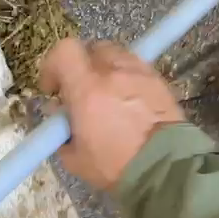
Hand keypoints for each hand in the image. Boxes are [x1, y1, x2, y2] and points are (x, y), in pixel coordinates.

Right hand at [38, 39, 185, 191]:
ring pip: (117, 56)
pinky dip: (128, 79)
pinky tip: (129, 102)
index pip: (64, 51)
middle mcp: (113, 72)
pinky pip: (137, 69)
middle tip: (81, 92)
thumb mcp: (76, 160)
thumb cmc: (116, 166)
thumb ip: (63, 135)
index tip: (53, 89)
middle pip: (92, 49)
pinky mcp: (159, 81)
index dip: (53, 66)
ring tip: (108, 96)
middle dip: (82, 67)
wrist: (164, 168)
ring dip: (106, 70)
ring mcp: (140, 73)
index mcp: (87, 90)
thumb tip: (63, 122)